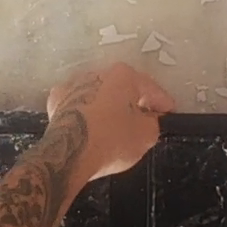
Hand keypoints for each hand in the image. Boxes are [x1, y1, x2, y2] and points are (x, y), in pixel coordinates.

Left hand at [46, 62, 174, 182]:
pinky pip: (78, 105)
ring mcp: (73, 84)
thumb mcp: (146, 136)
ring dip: (108, 106)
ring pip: (98, 94)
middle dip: (134, 102)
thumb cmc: (112, 140)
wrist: (69, 153)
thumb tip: (147, 119)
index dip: (164, 104)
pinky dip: (86, 113)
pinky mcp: (56, 100)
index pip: (152, 89)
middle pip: (123, 88)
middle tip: (145, 120)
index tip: (170, 114)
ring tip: (115, 126)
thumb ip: (153, 122)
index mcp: (124, 75)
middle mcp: (98, 73)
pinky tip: (90, 126)